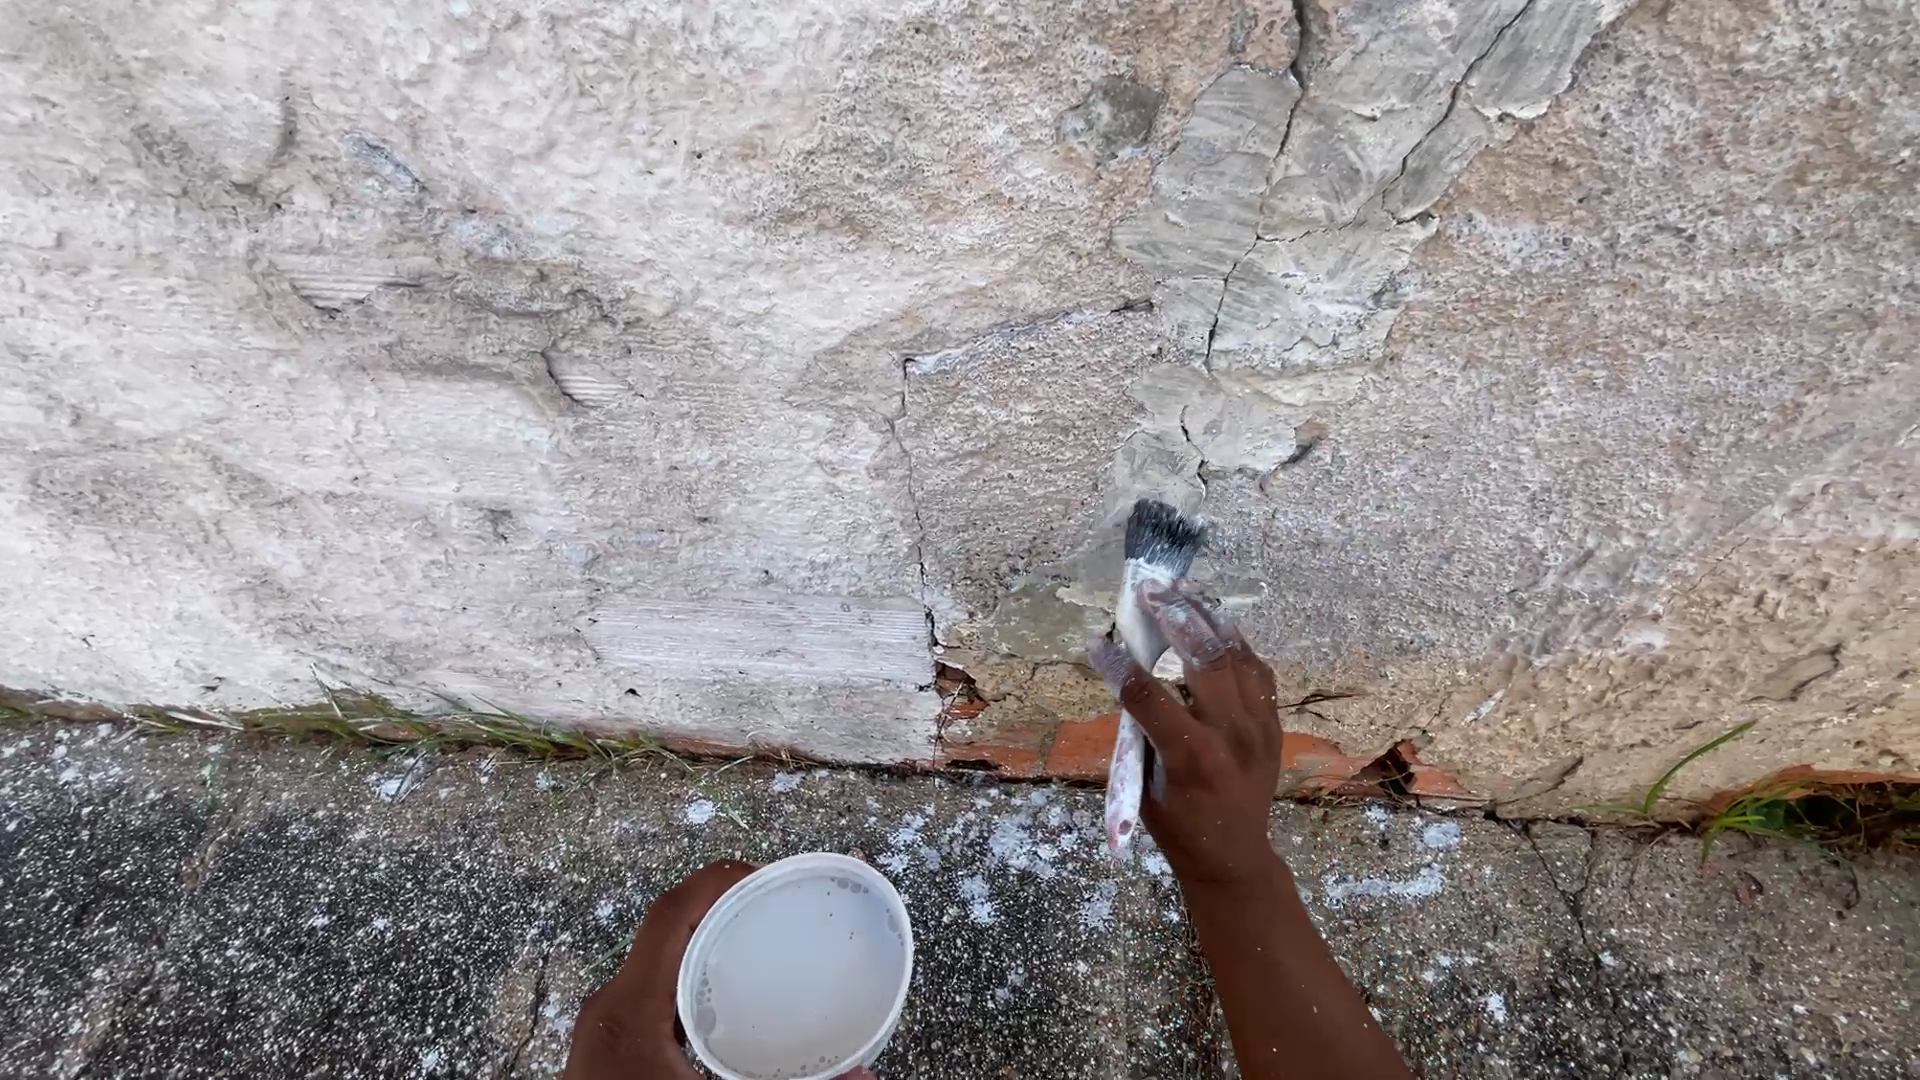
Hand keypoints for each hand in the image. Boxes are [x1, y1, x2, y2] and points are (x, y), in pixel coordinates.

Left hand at [563, 861, 881, 1079]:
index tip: (767, 877)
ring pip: (659, 957)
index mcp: (628, 1007)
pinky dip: (692, 974)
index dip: (719, 880)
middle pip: (668, 926)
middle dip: (723, 904)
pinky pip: (654, 987)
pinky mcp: (611, 1045)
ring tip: (755, 939)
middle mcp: (611, 1005)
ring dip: (706, 937)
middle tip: (773, 903)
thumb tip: (865, 1079)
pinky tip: (724, 997)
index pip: (670, 912)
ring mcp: (606, 1025)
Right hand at [1088, 580, 1282, 884]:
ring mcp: (1259, 726)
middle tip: (1150, 590)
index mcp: (1191, 756)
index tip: (1095, 640)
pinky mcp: (1272, 722)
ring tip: (1183, 589)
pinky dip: (1232, 640)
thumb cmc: (1176, 824)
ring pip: (1236, 654)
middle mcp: (1231, 734)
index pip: (1146, 695)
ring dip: (1207, 616)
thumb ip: (1138, 728)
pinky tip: (1213, 620)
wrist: (1234, 855)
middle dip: (1174, 617)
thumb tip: (1127, 674)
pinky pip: (1255, 667)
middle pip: (1203, 658)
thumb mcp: (1143, 783)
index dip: (1117, 664)